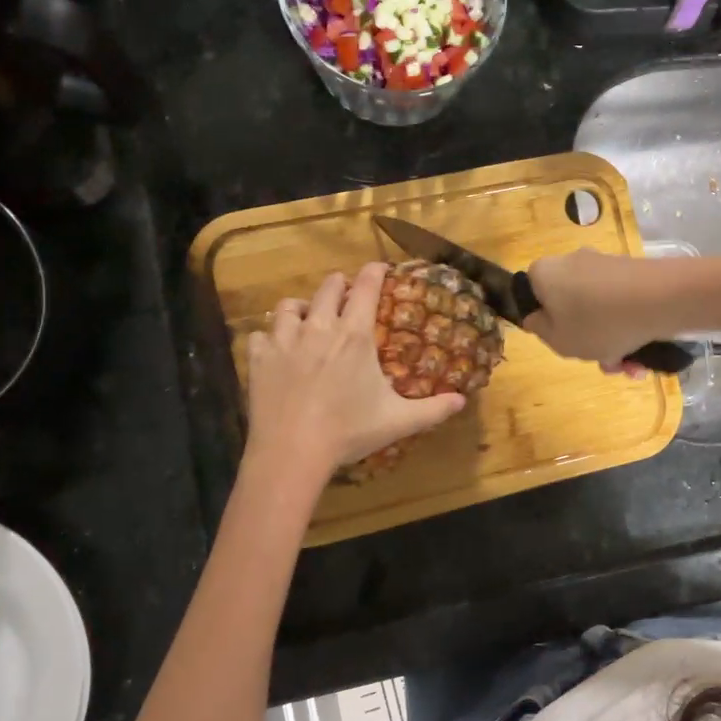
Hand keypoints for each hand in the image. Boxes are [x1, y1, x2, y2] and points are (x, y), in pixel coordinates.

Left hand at [245, 263, 466, 475]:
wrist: (292, 452)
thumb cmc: (349, 433)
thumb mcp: (398, 422)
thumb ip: (432, 409)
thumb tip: (462, 401)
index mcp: (354, 336)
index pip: (366, 288)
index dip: (374, 273)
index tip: (379, 268)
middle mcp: (318, 327)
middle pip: (328, 287)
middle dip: (340, 285)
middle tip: (346, 294)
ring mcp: (284, 340)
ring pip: (289, 306)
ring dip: (302, 307)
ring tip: (307, 317)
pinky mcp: (258, 357)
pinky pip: (261, 335)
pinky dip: (270, 337)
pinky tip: (276, 349)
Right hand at [521, 249, 670, 373]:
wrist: (659, 299)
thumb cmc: (597, 323)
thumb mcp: (558, 339)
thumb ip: (540, 329)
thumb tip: (538, 317)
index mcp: (545, 273)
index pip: (533, 294)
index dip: (545, 322)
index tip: (560, 340)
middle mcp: (572, 262)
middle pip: (571, 308)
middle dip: (588, 341)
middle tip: (602, 362)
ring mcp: (605, 266)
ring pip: (600, 313)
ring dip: (612, 344)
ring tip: (630, 367)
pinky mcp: (633, 273)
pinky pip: (621, 306)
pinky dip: (628, 331)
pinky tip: (642, 357)